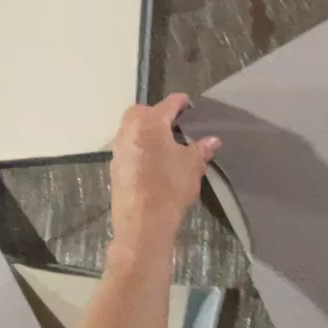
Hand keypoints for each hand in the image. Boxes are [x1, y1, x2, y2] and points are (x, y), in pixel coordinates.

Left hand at [105, 94, 218, 262]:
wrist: (143, 225)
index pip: (168, 104)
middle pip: (141, 112)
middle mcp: (129, 132)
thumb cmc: (170, 188)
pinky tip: (156, 164)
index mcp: (149, 124)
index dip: (181, 102)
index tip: (190, 104)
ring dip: (147, 132)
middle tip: (175, 124)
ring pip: (132, 131)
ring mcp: (118, 151)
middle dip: (158, 114)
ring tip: (167, 145)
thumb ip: (201, 149)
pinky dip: (141, 149)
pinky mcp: (115, 170)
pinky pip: (129, 149)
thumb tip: (212, 141)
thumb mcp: (193, 165)